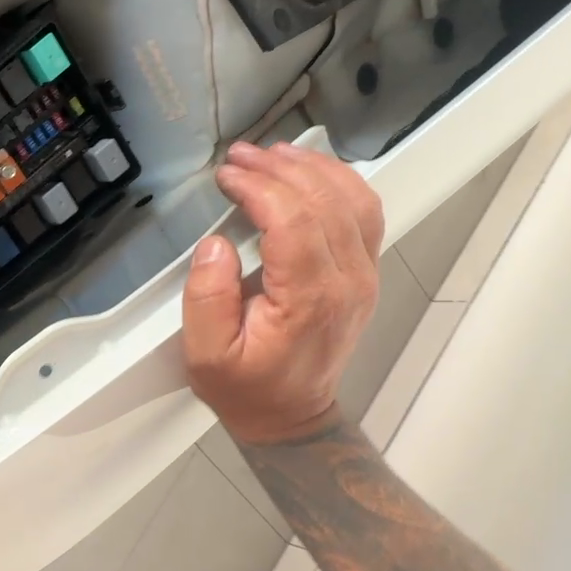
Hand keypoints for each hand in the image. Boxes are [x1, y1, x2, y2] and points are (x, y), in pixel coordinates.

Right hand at [183, 141, 384, 445]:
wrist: (289, 415)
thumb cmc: (244, 388)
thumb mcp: (206, 355)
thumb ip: (207, 299)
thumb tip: (215, 245)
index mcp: (309, 299)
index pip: (294, 221)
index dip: (260, 189)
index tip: (226, 177)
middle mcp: (348, 280)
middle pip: (326, 201)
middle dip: (281, 170)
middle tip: (240, 157)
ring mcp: (364, 275)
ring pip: (355, 200)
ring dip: (314, 169)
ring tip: (272, 155)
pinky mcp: (363, 273)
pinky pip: (364, 214)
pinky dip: (338, 184)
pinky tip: (309, 173)